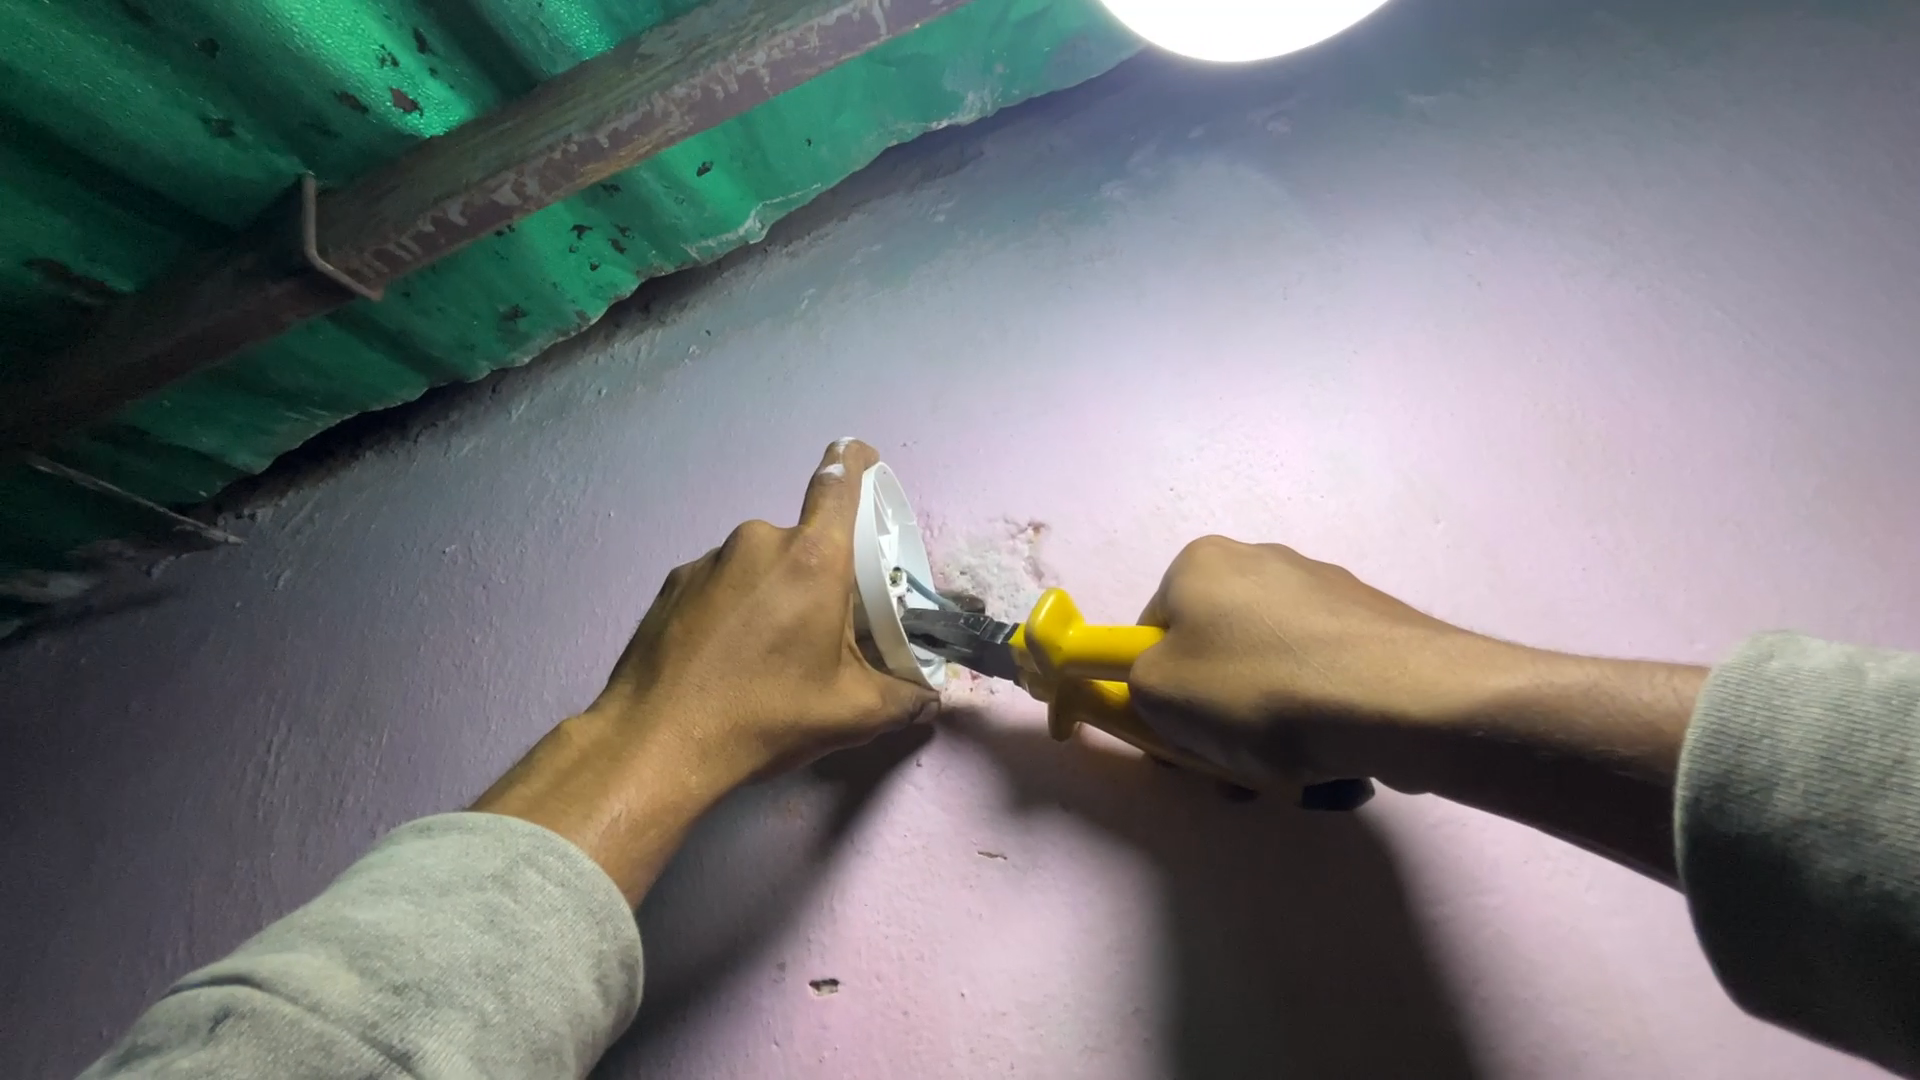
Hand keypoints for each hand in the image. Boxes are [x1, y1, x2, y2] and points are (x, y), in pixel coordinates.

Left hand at [476, 438, 935, 902]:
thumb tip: (930, 695)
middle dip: (821, 573)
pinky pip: (723, 581)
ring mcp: (709, 559)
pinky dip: (735, 605)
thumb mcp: (853, 714)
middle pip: (807, 540)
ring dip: (775, 592)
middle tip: (821, 627)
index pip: (838, 482)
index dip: (855, 462)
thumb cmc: (767, 715)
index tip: (863, 458)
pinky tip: (726, 654)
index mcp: (812, 558)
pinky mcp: (673, 582)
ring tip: (766, 650)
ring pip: (762, 563)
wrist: (655, 743)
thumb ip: (906, 696)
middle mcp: (759, 541)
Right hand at [1128, 536, 1513, 793]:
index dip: (1158, 689)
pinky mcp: (1376, 624)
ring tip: (1290, 773)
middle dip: (1216, 714)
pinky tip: (1333, 757)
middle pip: (1215, 652)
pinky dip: (1317, 716)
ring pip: (1270, 670)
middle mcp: (1261, 561)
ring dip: (1266, 724)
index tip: (1179, 735)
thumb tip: (1172, 690)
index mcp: (1199, 563)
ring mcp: (1326, 590)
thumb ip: (1137, 686)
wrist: (1400, 700)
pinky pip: (1322, 676)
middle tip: (1230, 765)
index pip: (1154, 631)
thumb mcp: (1158, 695)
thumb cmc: (1257, 690)